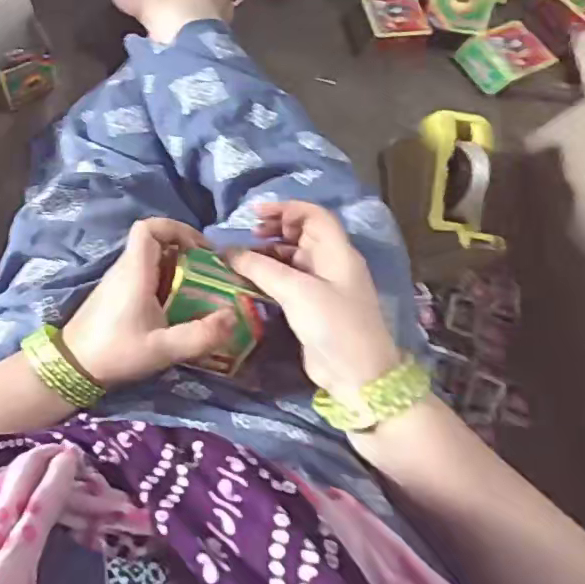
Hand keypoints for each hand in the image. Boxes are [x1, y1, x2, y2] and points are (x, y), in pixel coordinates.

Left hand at [61, 218, 238, 387]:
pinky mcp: (116, 294)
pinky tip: (177, 307)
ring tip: (200, 290)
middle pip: (154, 241)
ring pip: (150, 259)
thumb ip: (200, 335)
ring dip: (176, 268)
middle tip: (209, 272)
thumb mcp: (163, 348)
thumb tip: (234, 318)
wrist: (73, 366)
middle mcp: (125, 268)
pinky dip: (164, 282)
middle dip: (185, 250)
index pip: (149, 227)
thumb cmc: (115, 352)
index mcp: (134, 271)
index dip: (177, 229)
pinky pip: (144, 275)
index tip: (201, 250)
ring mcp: (118, 281)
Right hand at [226, 201, 401, 395]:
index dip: (285, 208)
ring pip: (292, 257)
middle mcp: (331, 264)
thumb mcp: (296, 291)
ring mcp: (323, 286)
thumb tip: (227, 251)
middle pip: (302, 233)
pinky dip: (269, 274)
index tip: (254, 214)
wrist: (357, 374)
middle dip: (274, 229)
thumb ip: (260, 267)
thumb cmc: (333, 324)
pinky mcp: (312, 306)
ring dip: (268, 253)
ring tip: (242, 258)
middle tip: (247, 235)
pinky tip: (249, 279)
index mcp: (337, 252)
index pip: (313, 215)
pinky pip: (288, 279)